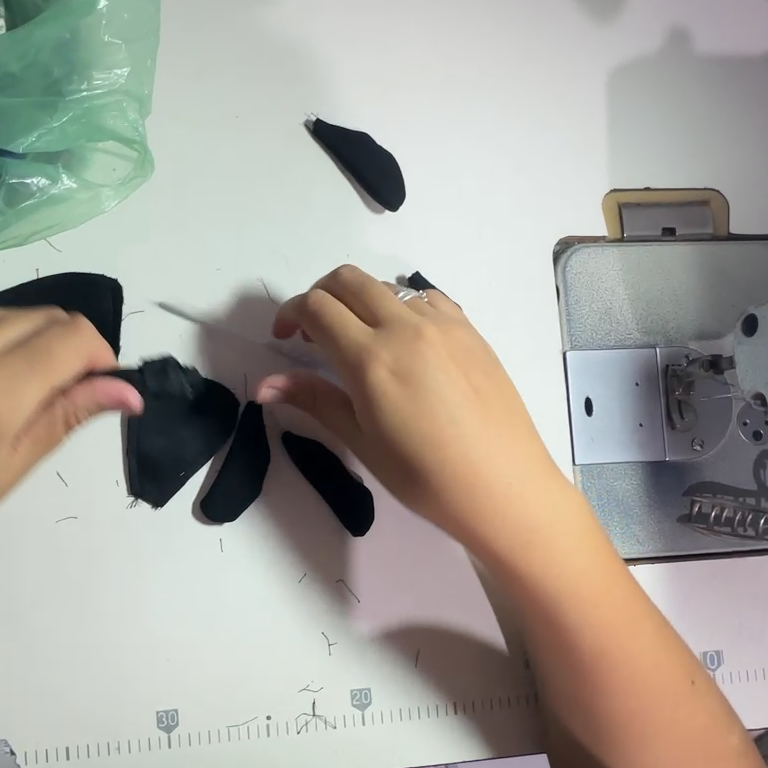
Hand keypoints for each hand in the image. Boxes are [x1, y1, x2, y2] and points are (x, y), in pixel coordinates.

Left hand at [0, 309, 141, 588]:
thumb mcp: (6, 471)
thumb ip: (66, 416)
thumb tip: (128, 391)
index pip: (72, 337)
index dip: (98, 357)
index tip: (96, 389)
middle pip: (42, 316)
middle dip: (65, 349)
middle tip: (55, 397)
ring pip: (1, 312)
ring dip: (23, 343)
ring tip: (5, 395)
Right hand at [256, 265, 566, 547]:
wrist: (503, 486)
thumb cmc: (423, 476)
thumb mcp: (361, 440)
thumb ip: (313, 399)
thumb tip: (264, 387)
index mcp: (370, 358)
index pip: (316, 307)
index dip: (289, 314)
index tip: (284, 338)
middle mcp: (405, 328)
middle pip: (348, 280)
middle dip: (319, 296)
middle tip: (312, 332)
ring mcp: (443, 324)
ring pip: (387, 285)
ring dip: (360, 300)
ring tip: (358, 341)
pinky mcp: (470, 330)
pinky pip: (426, 298)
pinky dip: (400, 306)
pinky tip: (403, 343)